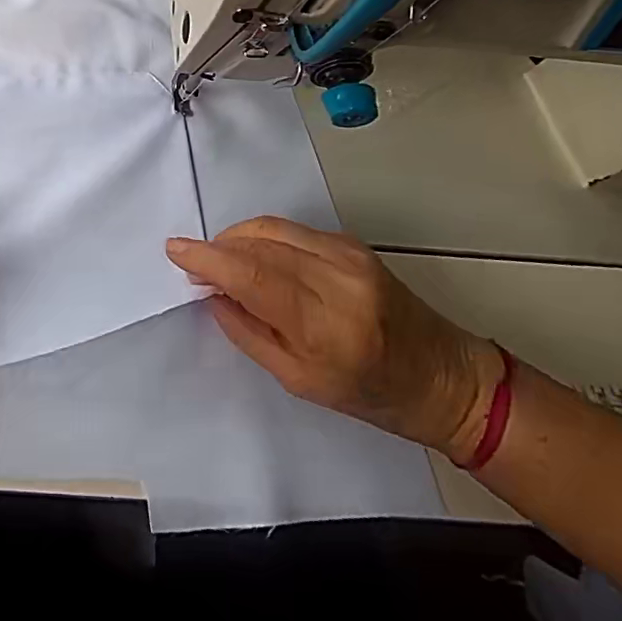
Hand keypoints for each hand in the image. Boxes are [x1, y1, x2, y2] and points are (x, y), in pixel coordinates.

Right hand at [165, 216, 503, 463]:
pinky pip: (290, 229)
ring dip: (235, 240)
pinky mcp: (353, 245)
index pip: (252, 276)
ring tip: (222, 262)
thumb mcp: (296, 379)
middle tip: (197, 268)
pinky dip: (260, 238)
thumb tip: (211, 293)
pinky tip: (256, 258)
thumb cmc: (369, 393)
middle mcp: (339, 282)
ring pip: (270, 228)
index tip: (175, 251)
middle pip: (257, 244)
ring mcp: (349, 257)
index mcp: (325, 326)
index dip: (207, 259)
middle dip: (216, 249)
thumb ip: (246, 332)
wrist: (446, 378)